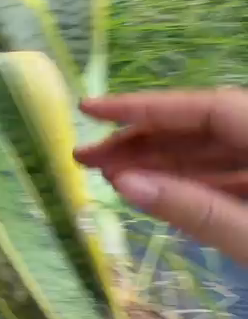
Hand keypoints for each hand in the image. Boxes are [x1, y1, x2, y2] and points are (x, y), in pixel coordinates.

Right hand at [75, 88, 247, 262]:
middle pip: (209, 130)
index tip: (86, 110)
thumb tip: (123, 183)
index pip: (212, 108)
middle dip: (143, 142)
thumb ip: (199, 212)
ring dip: (160, 164)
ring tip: (109, 176)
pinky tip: (152, 192)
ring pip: (219, 155)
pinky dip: (191, 182)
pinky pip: (236, 176)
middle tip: (85, 158)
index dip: (146, 107)